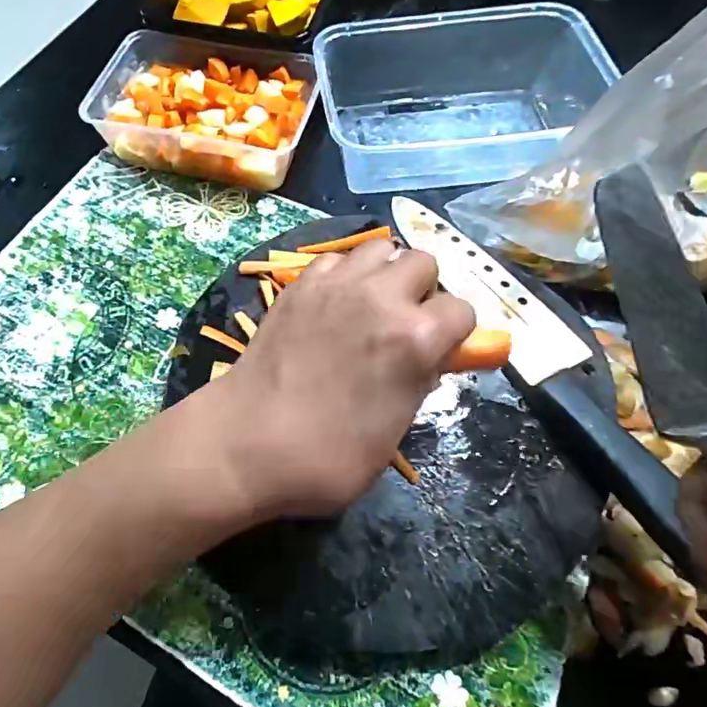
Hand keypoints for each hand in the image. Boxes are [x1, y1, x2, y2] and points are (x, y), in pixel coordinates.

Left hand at [205, 239, 472, 519]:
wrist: (245, 445)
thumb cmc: (328, 457)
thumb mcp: (396, 430)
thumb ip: (421, 381)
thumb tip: (432, 358)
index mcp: (415, 337)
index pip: (462, 310)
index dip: (455, 333)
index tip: (441, 352)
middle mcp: (382, 297)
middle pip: (425, 264)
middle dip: (424, 292)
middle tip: (407, 324)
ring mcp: (338, 284)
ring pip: (383, 249)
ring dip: (388, 274)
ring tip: (374, 306)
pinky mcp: (301, 284)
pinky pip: (339, 259)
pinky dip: (347, 275)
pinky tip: (337, 305)